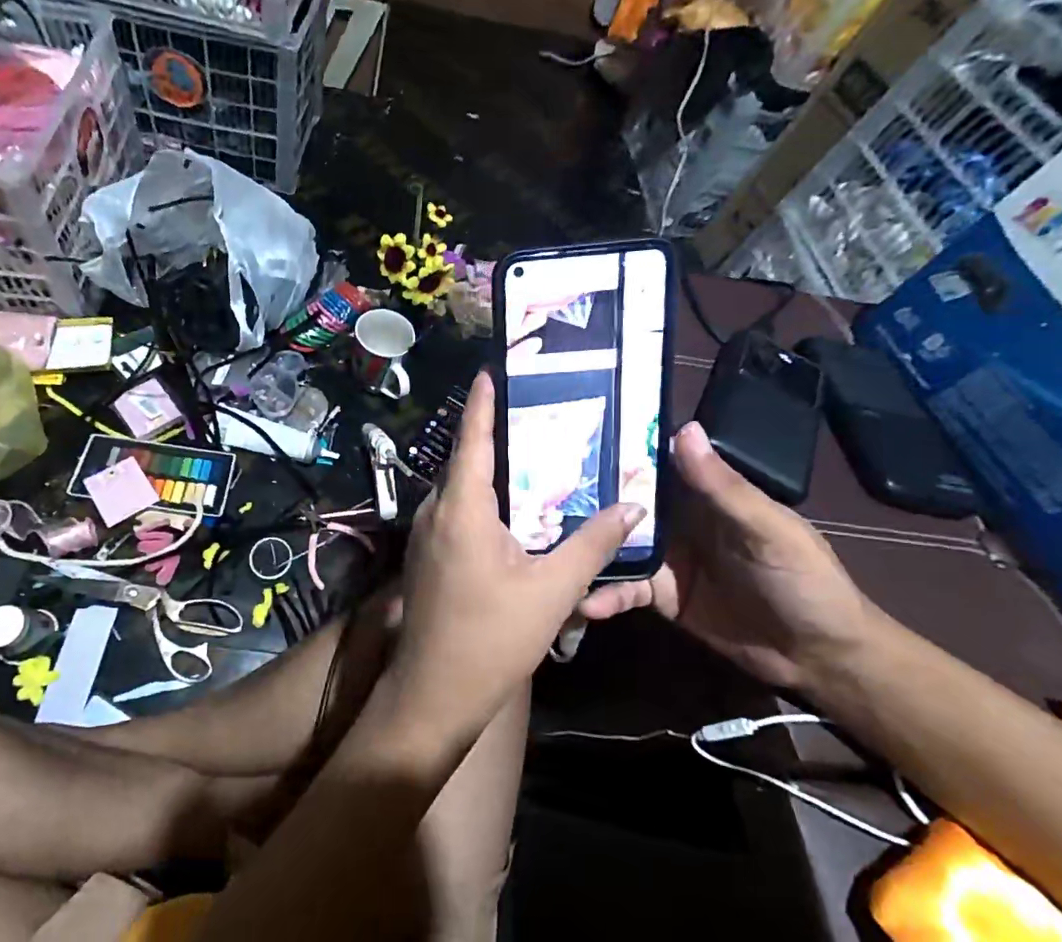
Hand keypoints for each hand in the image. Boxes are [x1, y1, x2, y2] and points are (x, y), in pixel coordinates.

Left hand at [389, 371, 643, 733]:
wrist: (434, 693)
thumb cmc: (492, 638)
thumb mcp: (553, 590)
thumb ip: (593, 544)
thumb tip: (633, 508)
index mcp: (462, 507)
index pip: (473, 437)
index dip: (484, 400)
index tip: (495, 368)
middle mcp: (436, 510)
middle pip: (468, 459)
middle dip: (500, 434)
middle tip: (540, 414)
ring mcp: (427, 534)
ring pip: (463, 488)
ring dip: (495, 472)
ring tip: (537, 456)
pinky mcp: (428, 555)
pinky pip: (459, 512)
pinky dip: (486, 500)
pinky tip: (518, 511)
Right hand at [578, 421, 879, 690]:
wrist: (820, 656)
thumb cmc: (806, 580)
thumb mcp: (768, 530)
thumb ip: (722, 487)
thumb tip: (683, 429)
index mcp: (705, 496)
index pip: (656, 465)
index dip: (620, 451)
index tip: (575, 439)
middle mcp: (678, 521)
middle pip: (626, 505)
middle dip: (590, 500)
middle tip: (539, 496)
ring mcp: (666, 560)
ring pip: (618, 547)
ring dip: (590, 549)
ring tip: (550, 552)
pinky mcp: (662, 597)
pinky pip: (626, 591)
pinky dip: (606, 595)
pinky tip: (584, 603)